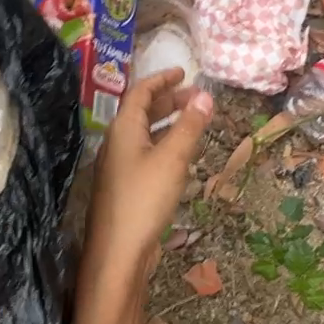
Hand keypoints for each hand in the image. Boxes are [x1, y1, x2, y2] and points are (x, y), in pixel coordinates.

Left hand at [84, 68, 214, 272]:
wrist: (118, 251)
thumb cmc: (144, 199)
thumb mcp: (173, 159)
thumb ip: (189, 127)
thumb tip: (206, 96)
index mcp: (123, 130)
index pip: (140, 92)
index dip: (162, 79)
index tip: (184, 72)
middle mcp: (116, 144)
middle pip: (141, 112)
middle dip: (168, 101)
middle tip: (195, 98)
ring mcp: (118, 167)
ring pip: (144, 134)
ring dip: (167, 123)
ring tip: (193, 123)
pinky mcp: (125, 188)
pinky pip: (145, 154)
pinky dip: (164, 145)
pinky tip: (180, 158)